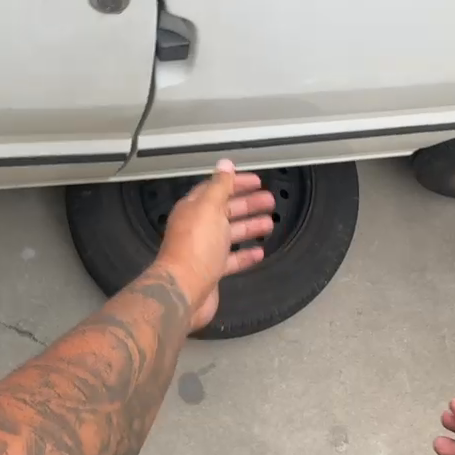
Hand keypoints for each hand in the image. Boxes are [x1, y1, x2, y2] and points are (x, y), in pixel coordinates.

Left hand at [154, 160, 276, 331]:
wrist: (184, 290)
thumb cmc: (196, 246)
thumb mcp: (209, 208)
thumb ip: (219, 186)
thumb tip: (225, 163)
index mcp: (194, 209)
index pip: (216, 189)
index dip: (236, 183)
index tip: (257, 181)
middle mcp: (197, 227)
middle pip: (226, 210)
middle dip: (248, 204)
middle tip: (270, 200)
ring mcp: (204, 250)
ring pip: (230, 234)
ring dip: (250, 227)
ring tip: (270, 223)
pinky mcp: (212, 271)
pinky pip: (231, 259)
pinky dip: (245, 255)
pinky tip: (260, 252)